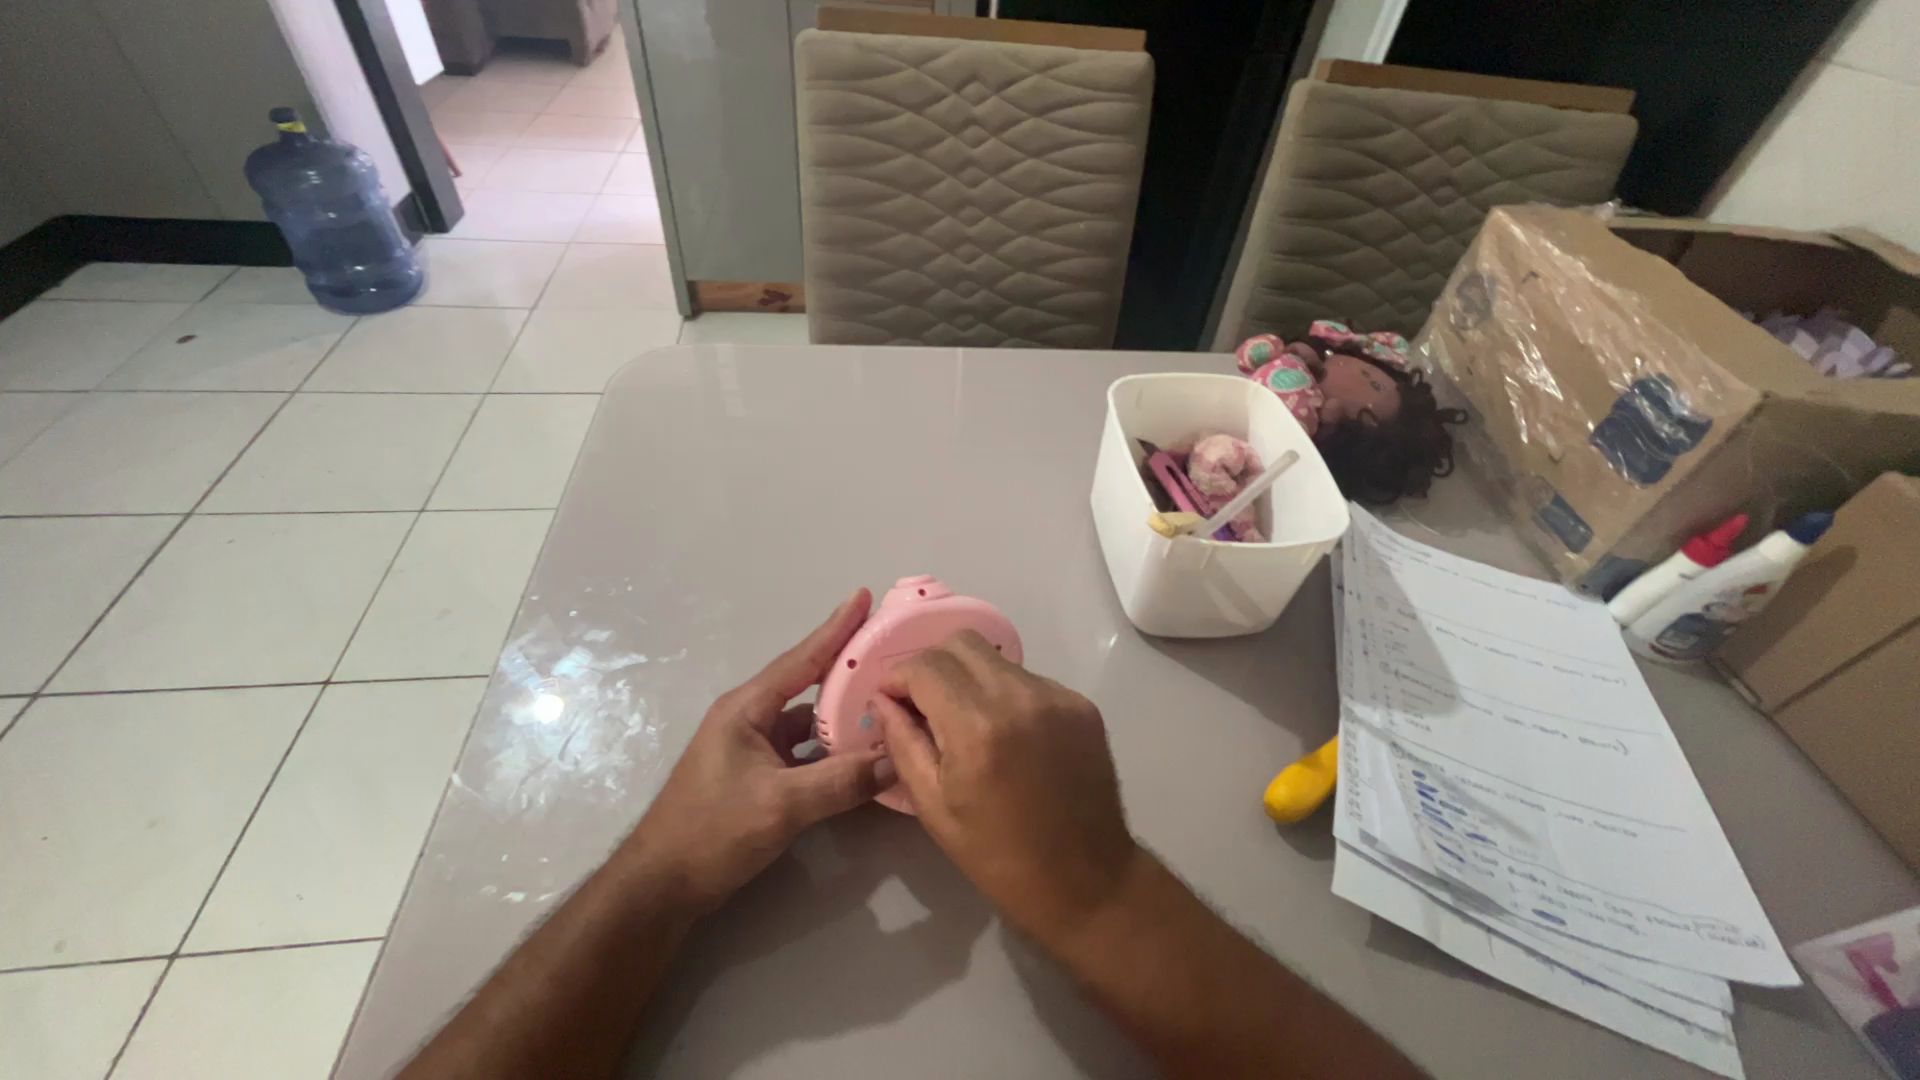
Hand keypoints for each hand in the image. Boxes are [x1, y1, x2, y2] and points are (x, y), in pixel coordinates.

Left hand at [621, 589, 893, 914]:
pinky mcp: (757, 775)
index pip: (801, 658)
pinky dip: (831, 749)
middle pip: (808, 684)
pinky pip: (803, 750)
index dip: (835, 628)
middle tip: (889, 651)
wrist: (661, 885)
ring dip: (842, 715)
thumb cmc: (712, 831)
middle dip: (847, 667)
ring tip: (885, 703)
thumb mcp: (782, 805)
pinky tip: (859, 756)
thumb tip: (895, 761)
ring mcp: (752, 747)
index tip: (863, 596)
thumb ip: (840, 782)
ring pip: (808, 721)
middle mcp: (750, 718)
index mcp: (747, 708)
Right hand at [870, 632, 1141, 939]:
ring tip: (968, 723)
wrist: (1086, 879)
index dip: (898, 678)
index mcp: (977, 727)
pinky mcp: (1080, 703)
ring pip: (995, 659)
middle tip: (925, 704)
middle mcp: (1019, 696)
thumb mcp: (933, 806)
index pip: (925, 665)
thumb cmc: (998, 855)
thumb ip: (902, 742)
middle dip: (932, 666)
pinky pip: (1027, 679)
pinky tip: (1008, 736)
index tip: (892, 701)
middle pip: (961, 642)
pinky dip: (1006, 695)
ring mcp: (1056, 696)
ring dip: (970, 679)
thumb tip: (882, 700)